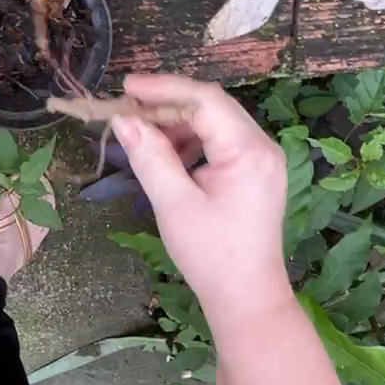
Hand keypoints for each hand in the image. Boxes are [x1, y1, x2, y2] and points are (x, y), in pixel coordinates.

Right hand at [108, 74, 291, 323]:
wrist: (246, 296)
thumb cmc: (211, 255)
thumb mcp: (174, 205)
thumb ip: (149, 157)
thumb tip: (123, 121)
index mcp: (248, 151)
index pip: (205, 100)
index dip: (163, 89)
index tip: (125, 87)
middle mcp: (261, 147)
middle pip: (211, 107)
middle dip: (166, 105)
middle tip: (125, 109)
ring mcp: (261, 160)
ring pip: (213, 124)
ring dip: (176, 125)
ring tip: (141, 137)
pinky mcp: (253, 173)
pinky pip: (219, 143)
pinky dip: (189, 143)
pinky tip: (166, 157)